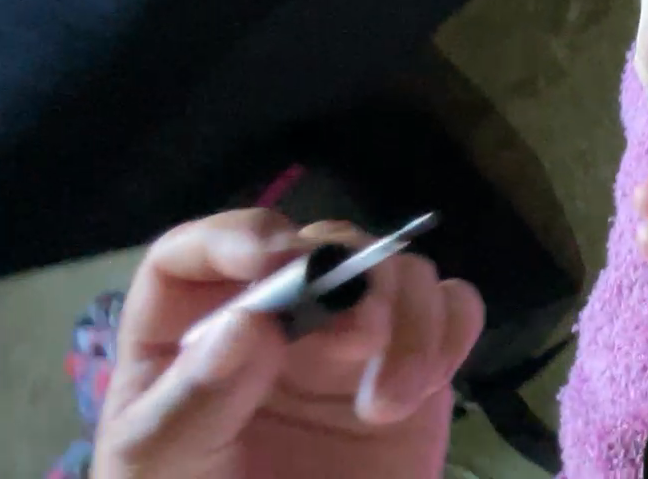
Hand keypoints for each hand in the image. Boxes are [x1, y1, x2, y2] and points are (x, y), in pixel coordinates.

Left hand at [94, 211, 483, 478]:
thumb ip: (189, 409)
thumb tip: (247, 322)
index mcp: (192, 347)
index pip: (193, 257)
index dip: (235, 237)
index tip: (278, 260)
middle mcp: (280, 326)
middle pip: (326, 245)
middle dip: (353, 279)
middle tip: (359, 338)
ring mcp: (359, 340)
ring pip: (404, 271)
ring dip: (412, 321)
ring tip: (393, 399)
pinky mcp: (425, 356)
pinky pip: (458, 304)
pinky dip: (453, 332)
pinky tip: (428, 386)